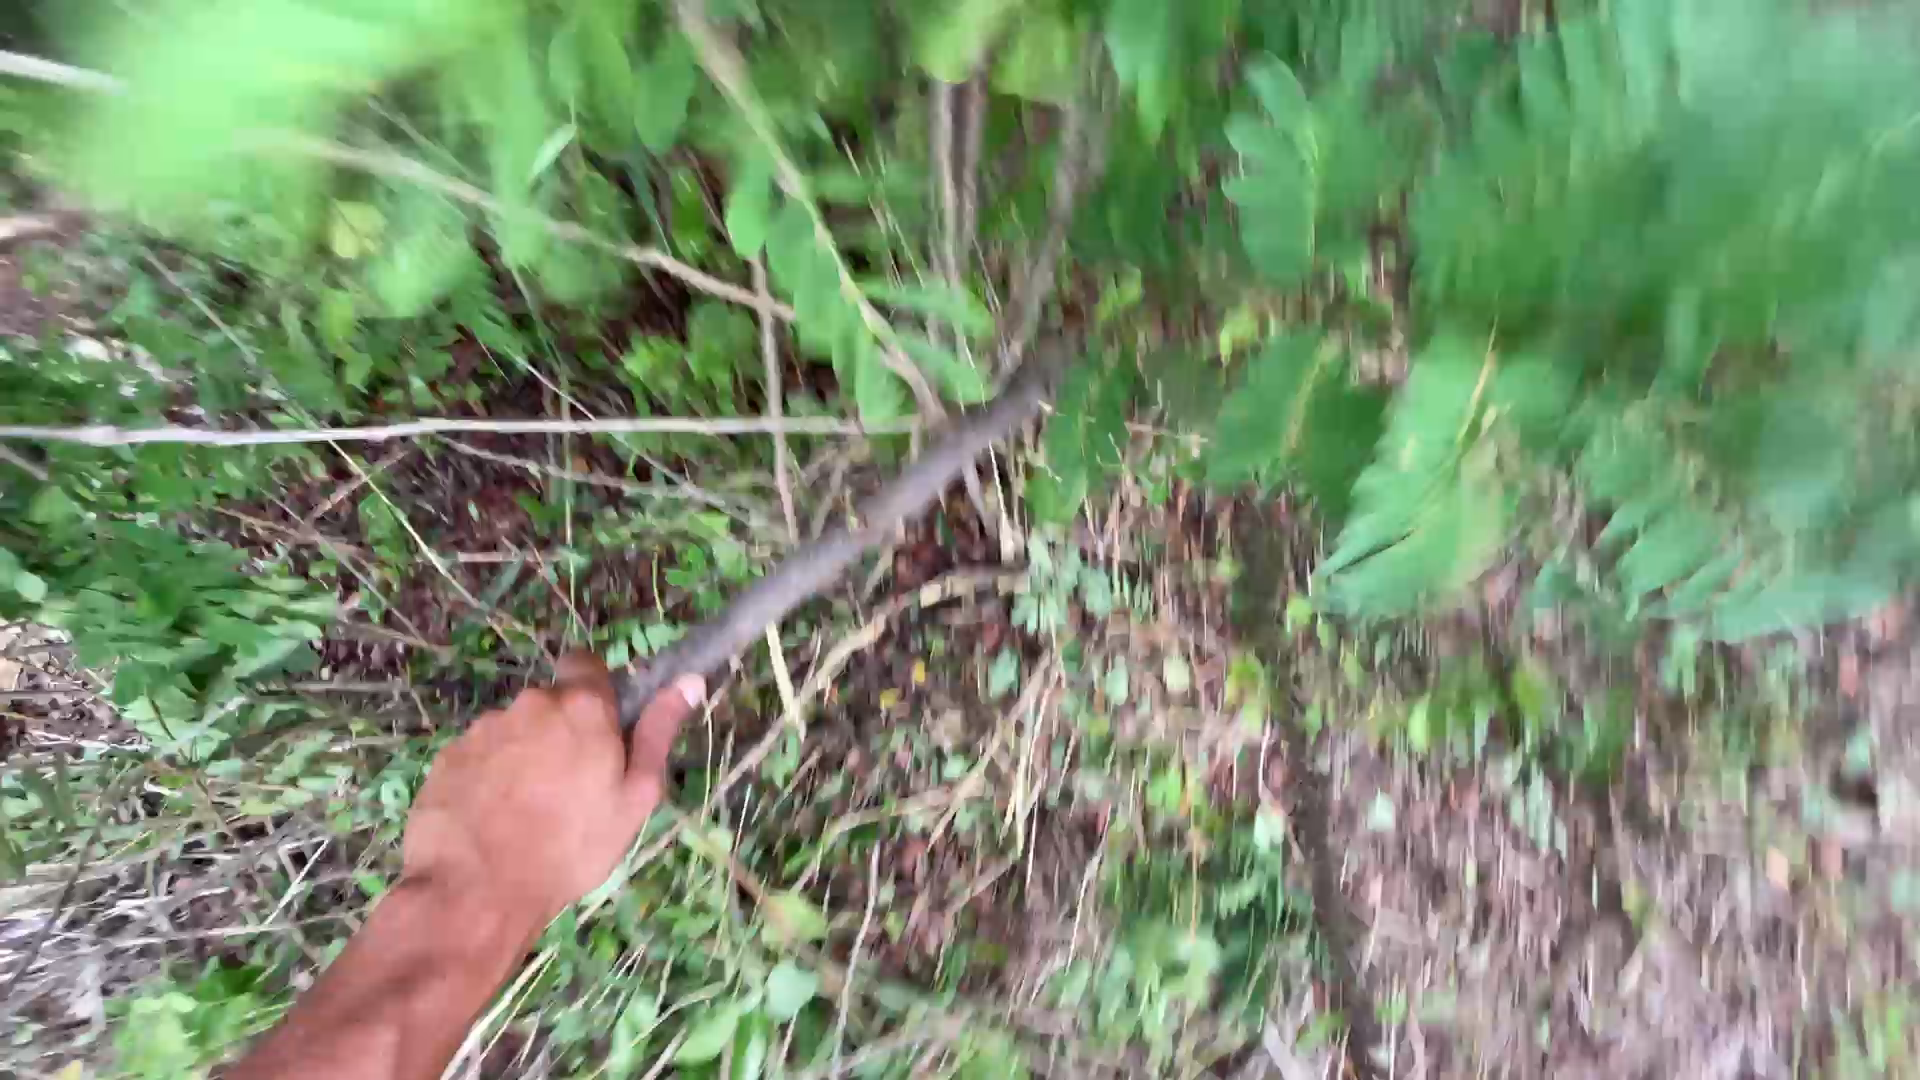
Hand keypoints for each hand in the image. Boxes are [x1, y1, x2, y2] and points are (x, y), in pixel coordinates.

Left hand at [400, 654, 705, 941]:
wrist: (474, 894)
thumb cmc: (573, 845)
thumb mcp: (636, 794)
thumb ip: (659, 731)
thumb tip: (690, 681)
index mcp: (582, 706)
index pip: (586, 663)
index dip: (595, 689)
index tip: (602, 727)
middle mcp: (530, 704)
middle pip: (552, 703)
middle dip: (562, 729)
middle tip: (572, 782)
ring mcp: (483, 730)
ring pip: (516, 729)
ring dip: (526, 753)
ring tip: (529, 806)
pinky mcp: (446, 759)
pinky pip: (480, 755)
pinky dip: (490, 775)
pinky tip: (495, 816)